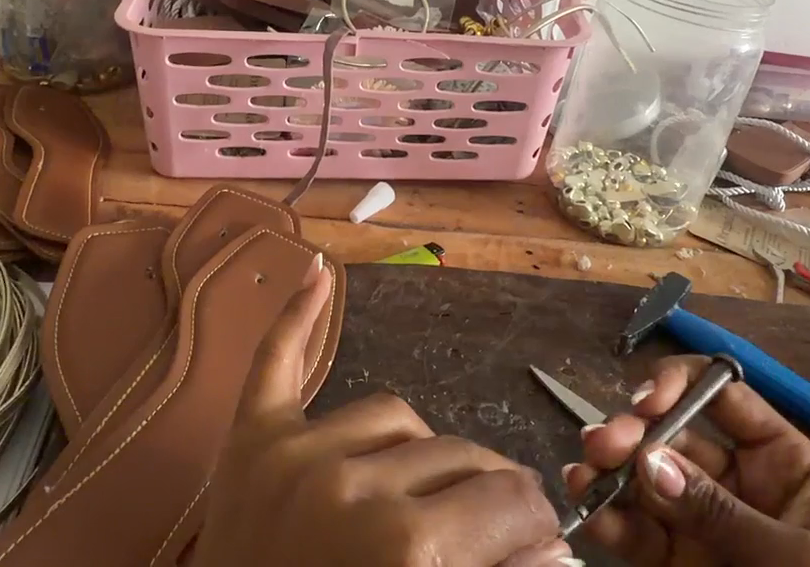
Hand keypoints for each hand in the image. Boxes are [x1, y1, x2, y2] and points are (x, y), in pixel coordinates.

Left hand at [188, 257, 571, 566]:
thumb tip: (558, 550)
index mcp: (410, 548)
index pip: (509, 500)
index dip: (534, 521)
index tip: (535, 537)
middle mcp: (354, 485)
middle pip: (457, 455)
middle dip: (485, 487)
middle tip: (487, 517)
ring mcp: (296, 452)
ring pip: (395, 415)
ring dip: (418, 446)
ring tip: (420, 481)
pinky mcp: (251, 439)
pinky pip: (276, 362)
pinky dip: (295, 317)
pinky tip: (316, 270)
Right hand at [563, 355, 809, 566]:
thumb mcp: (802, 561)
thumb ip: (722, 512)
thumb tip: (648, 461)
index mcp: (779, 464)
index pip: (721, 397)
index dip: (679, 385)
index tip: (645, 401)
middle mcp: (731, 483)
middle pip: (669, 435)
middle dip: (631, 433)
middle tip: (601, 445)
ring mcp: (700, 525)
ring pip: (641, 480)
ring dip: (607, 472)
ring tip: (580, 477)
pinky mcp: (675, 564)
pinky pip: (635, 533)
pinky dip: (607, 520)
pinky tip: (588, 513)